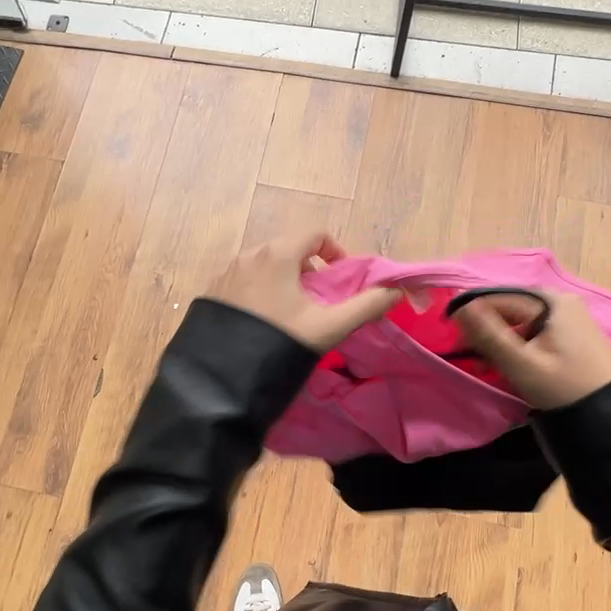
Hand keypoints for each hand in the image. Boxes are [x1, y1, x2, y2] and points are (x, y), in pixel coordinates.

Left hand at [208, 231, 399, 350]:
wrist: (224, 377)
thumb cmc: (281, 343)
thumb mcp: (329, 327)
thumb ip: (366, 306)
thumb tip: (397, 292)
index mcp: (277, 254)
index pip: (314, 233)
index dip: (334, 251)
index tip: (340, 279)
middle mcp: (249, 254)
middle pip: (289, 248)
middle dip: (309, 269)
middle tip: (319, 300)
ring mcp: (226, 273)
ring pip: (265, 265)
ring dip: (284, 280)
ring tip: (292, 314)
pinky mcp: (213, 293)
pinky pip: (244, 281)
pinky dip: (261, 292)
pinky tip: (265, 322)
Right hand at [453, 292, 610, 408]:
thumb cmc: (564, 387)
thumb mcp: (521, 363)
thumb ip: (489, 334)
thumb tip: (459, 307)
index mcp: (549, 301)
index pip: (497, 298)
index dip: (472, 314)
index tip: (453, 336)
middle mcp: (561, 300)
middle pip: (511, 308)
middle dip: (488, 328)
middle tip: (471, 355)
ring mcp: (571, 316)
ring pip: (523, 321)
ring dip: (502, 339)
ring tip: (488, 363)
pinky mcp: (575, 333)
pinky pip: (537, 330)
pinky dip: (520, 343)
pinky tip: (512, 362)